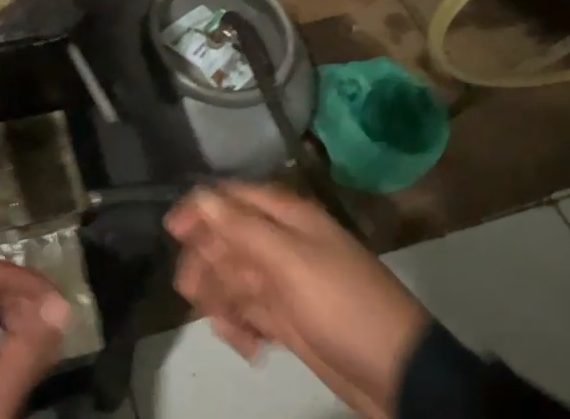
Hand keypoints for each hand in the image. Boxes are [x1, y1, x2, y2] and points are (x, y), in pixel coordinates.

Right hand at [166, 184, 428, 418]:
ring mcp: (283, 283)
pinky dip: (240, 326)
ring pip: (232, 279)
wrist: (397, 374)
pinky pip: (247, 311)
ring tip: (229, 328)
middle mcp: (281, 243)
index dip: (200, 209)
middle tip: (192, 292)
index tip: (172, 230)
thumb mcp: (291, 261)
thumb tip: (199, 194)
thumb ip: (242, 227)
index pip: (232, 199)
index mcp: (286, 219)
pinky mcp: (286, 319)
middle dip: (207, 265)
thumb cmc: (343, 305)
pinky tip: (248, 345)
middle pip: (225, 240)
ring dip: (221, 301)